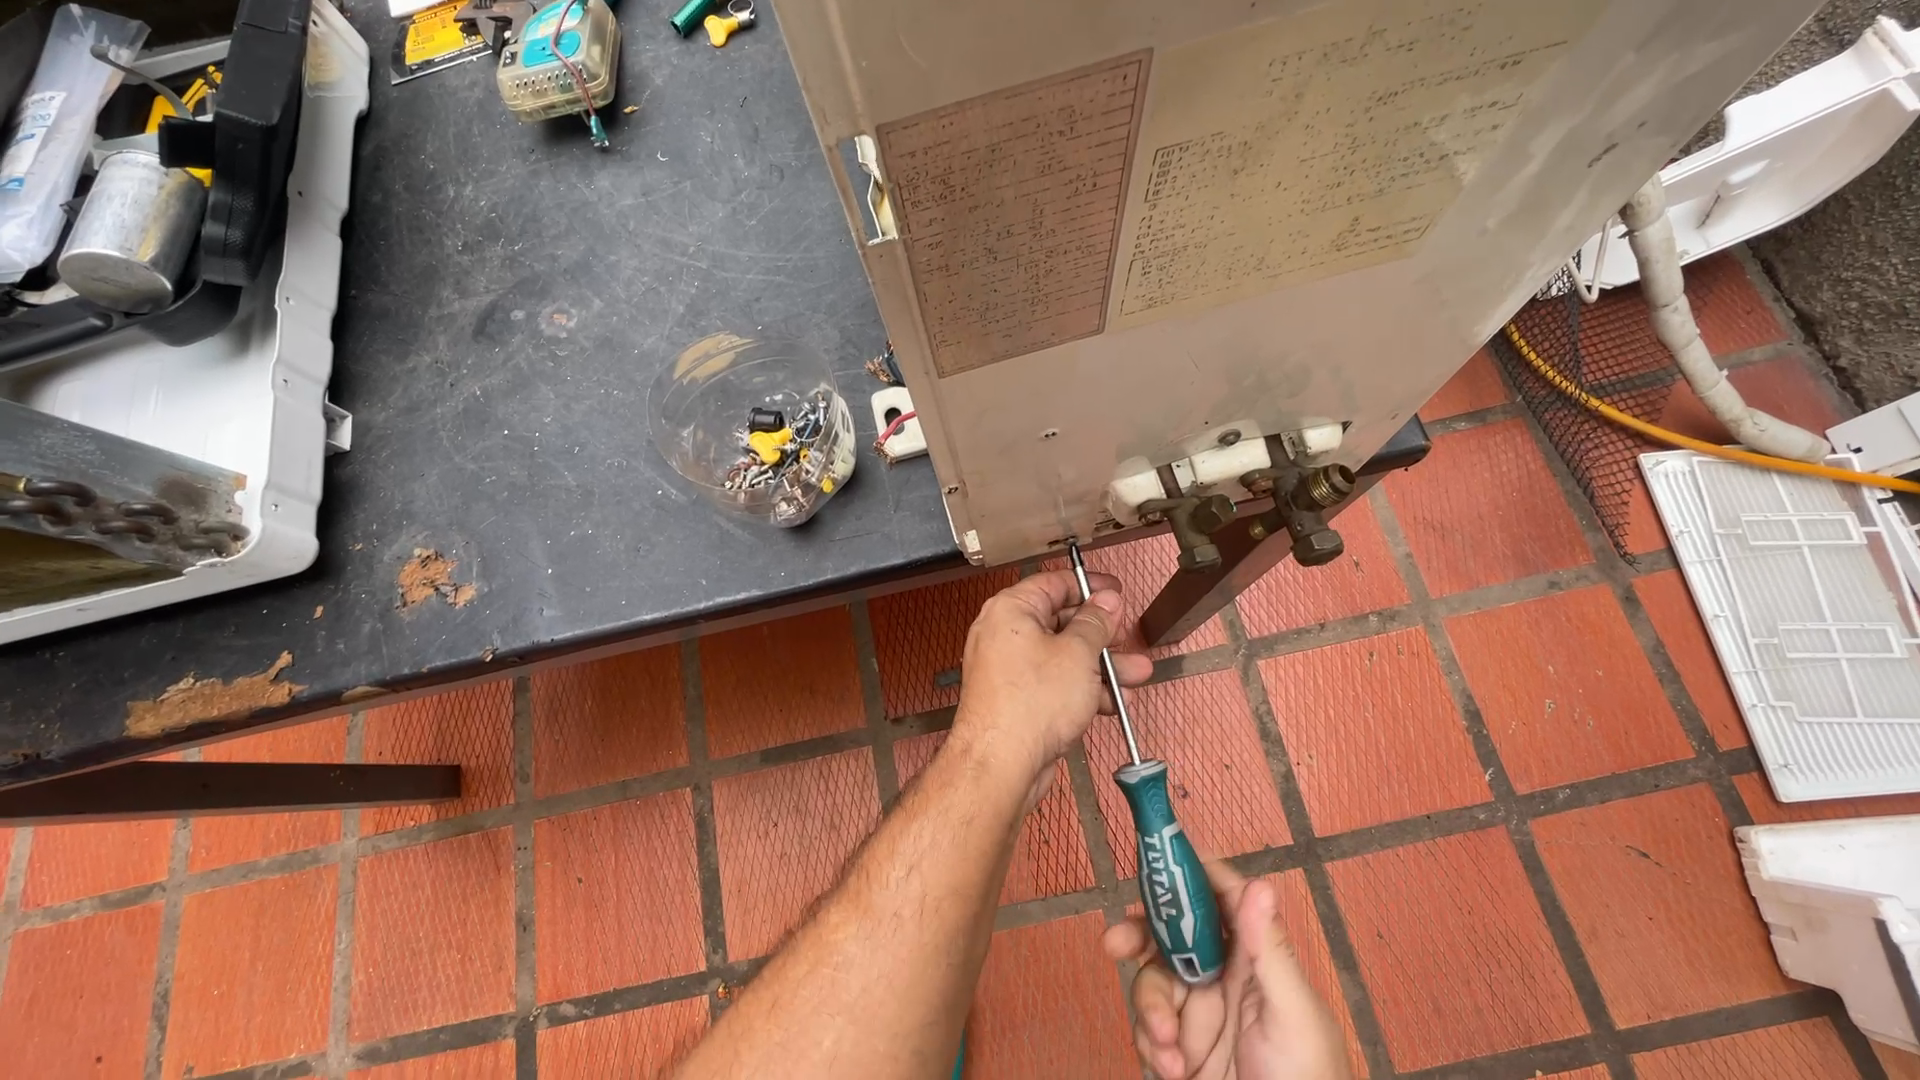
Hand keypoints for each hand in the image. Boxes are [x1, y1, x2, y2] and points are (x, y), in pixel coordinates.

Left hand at [948, 569, 1151, 797]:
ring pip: (1063, 658)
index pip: (1053, 584)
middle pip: (1061, 623)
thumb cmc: (1030, 703)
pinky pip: (1056, 685)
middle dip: (1102, 634)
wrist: (1002, 763)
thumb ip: (1096, 623)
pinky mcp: (1018, 700)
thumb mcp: (1078, 653)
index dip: (1088, 586)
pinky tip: (1115, 702)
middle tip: (1127, 638)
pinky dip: (1084, 690)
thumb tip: (1107, 602)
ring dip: (1102, 667)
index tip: (1114, 592)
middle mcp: (1005, 636)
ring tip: (1137, 674)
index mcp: (1011, 610)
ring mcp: (1011, 670)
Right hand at [1103, 862, 1350, 1079]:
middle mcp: (1223, 978)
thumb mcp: (1292, 1016)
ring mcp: (1199, 1015)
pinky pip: (1147, 1028)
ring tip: (1167, 1045)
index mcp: (1255, 959)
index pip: (1220, 899)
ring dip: (1150, 1009)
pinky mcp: (1180, 1050)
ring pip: (1152, 981)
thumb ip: (1270, 951)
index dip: (1189, 877)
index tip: (1156, 865)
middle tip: (1115, 943)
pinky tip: (1173, 1068)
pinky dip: (1152, 1045)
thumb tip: (1260, 883)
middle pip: (1170, 934)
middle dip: (1138, 935)